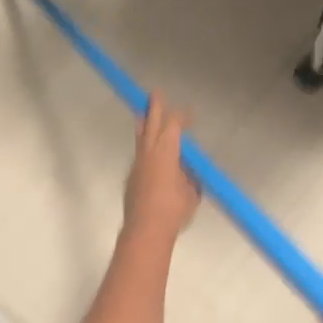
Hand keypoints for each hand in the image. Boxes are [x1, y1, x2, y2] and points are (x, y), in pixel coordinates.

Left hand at [124, 99, 200, 236]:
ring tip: (144, 115)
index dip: (182, 117)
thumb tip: (188, 175)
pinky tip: (150, 156)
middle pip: (152, 124)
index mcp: (166, 152)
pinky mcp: (131, 178)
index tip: (190, 113)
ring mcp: (137, 165)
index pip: (174, 126)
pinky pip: (140, 157)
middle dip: (155, 107)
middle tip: (155, 93)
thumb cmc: (173, 210)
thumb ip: (190, 179)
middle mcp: (149, 153)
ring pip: (141, 139)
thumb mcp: (191, 193)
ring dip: (145, 125)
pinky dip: (145, 150)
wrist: (146, 230)